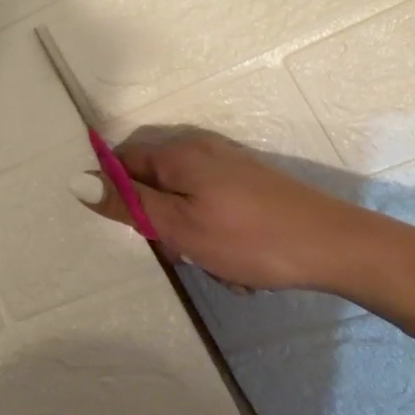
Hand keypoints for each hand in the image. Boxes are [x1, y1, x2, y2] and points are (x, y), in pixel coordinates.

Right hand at [71, 129, 385, 292]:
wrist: (338, 248)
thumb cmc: (249, 239)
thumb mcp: (178, 227)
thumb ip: (128, 203)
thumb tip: (77, 180)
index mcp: (176, 152)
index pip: (121, 161)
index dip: (121, 197)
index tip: (141, 233)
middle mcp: (200, 149)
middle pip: (154, 182)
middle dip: (161, 222)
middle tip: (182, 255)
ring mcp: (229, 166)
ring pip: (185, 200)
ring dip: (192, 235)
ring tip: (219, 266)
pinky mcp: (252, 185)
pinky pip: (214, 208)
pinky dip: (217, 235)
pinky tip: (240, 264)